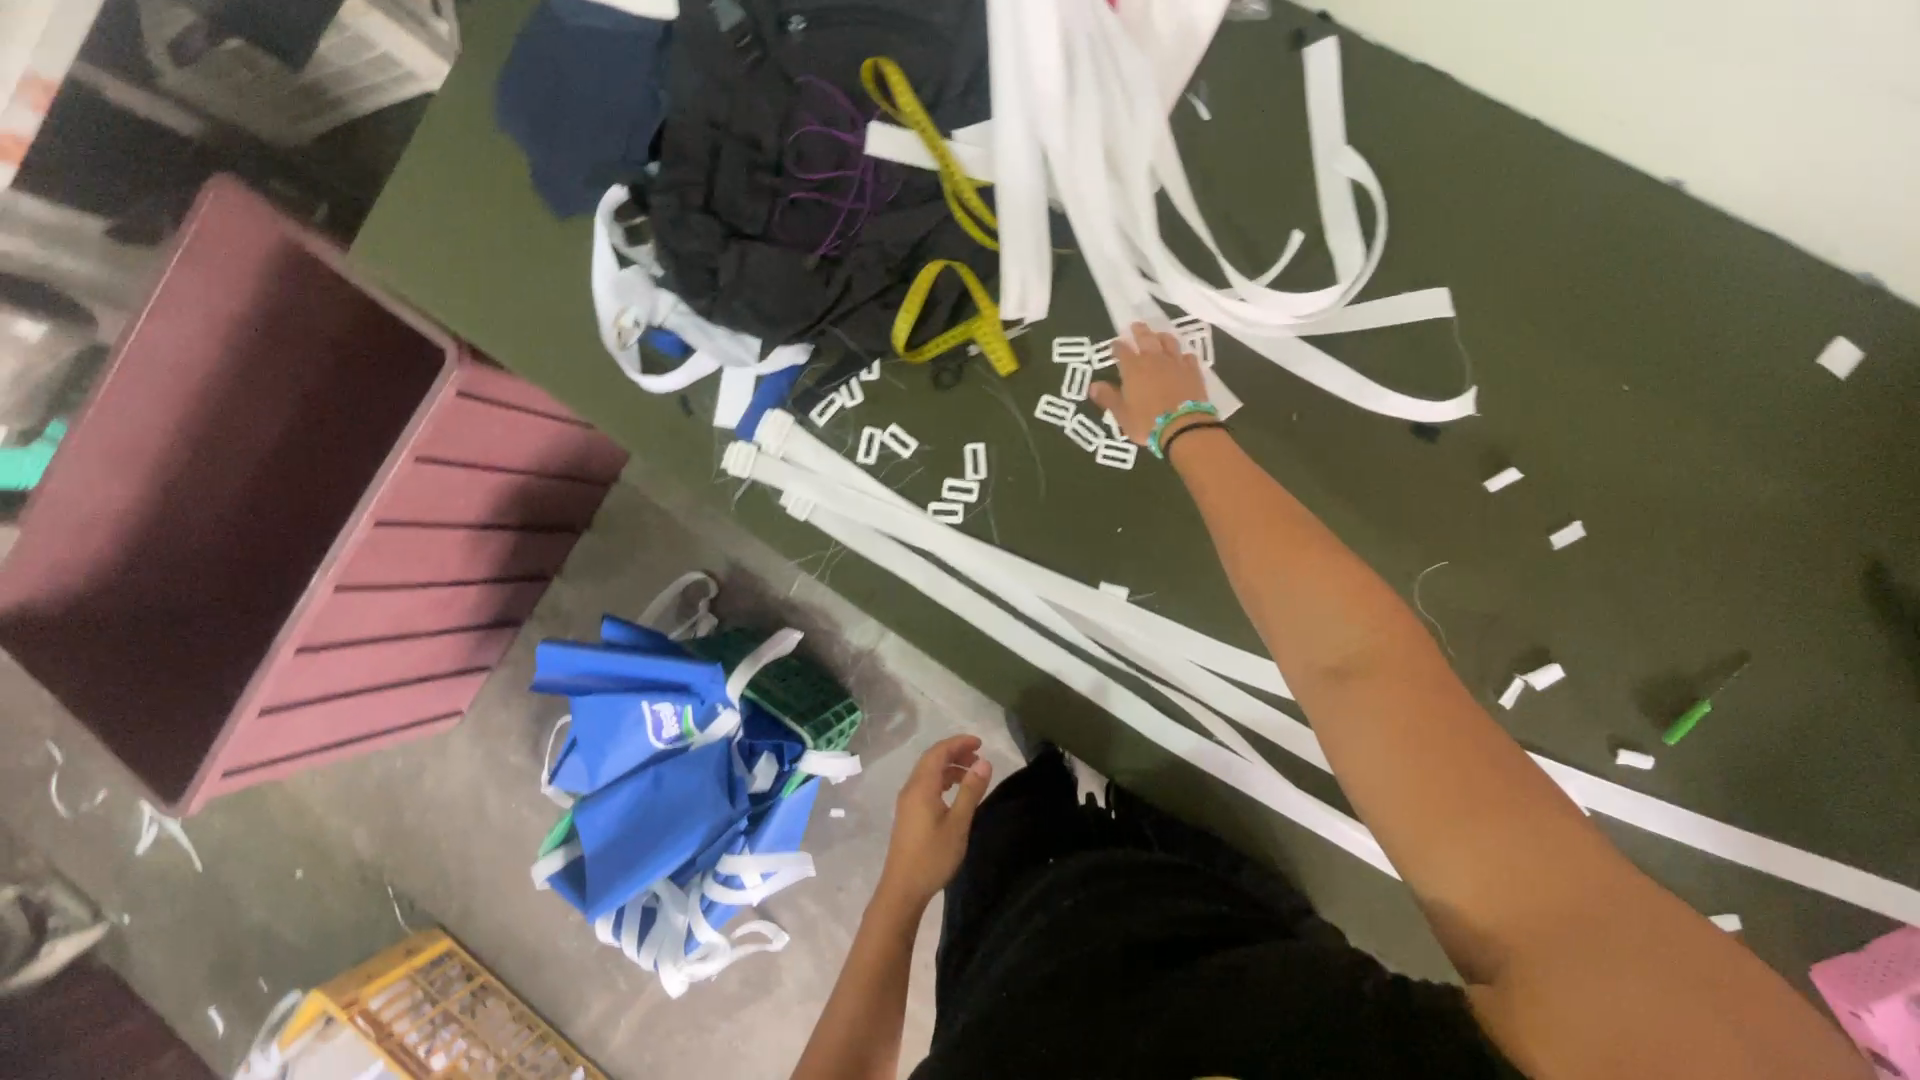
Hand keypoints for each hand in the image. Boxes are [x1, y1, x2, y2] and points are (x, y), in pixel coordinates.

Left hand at [875, 735, 992, 908]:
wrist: (903, 888)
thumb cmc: (933, 856)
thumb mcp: (958, 823)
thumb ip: (970, 791)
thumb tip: (984, 762)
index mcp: (921, 786)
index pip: (939, 752)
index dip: (959, 743)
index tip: (980, 743)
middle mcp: (911, 788)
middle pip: (932, 759)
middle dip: (955, 752)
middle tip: (979, 757)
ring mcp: (907, 801)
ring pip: (928, 773)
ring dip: (949, 767)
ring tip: (972, 774)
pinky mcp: (908, 813)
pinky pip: (925, 785)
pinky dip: (942, 780)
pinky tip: (955, 792)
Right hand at [1088, 322, 1209, 445]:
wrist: (1182, 426)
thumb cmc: (1146, 422)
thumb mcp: (1122, 414)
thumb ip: (1108, 398)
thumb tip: (1093, 385)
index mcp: (1133, 369)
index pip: (1123, 351)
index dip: (1118, 346)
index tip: (1115, 344)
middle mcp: (1154, 360)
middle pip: (1146, 338)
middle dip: (1139, 331)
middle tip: (1136, 325)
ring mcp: (1176, 363)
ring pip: (1169, 342)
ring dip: (1162, 337)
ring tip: (1159, 335)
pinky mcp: (1193, 371)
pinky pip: (1188, 357)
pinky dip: (1183, 355)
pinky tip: (1182, 357)